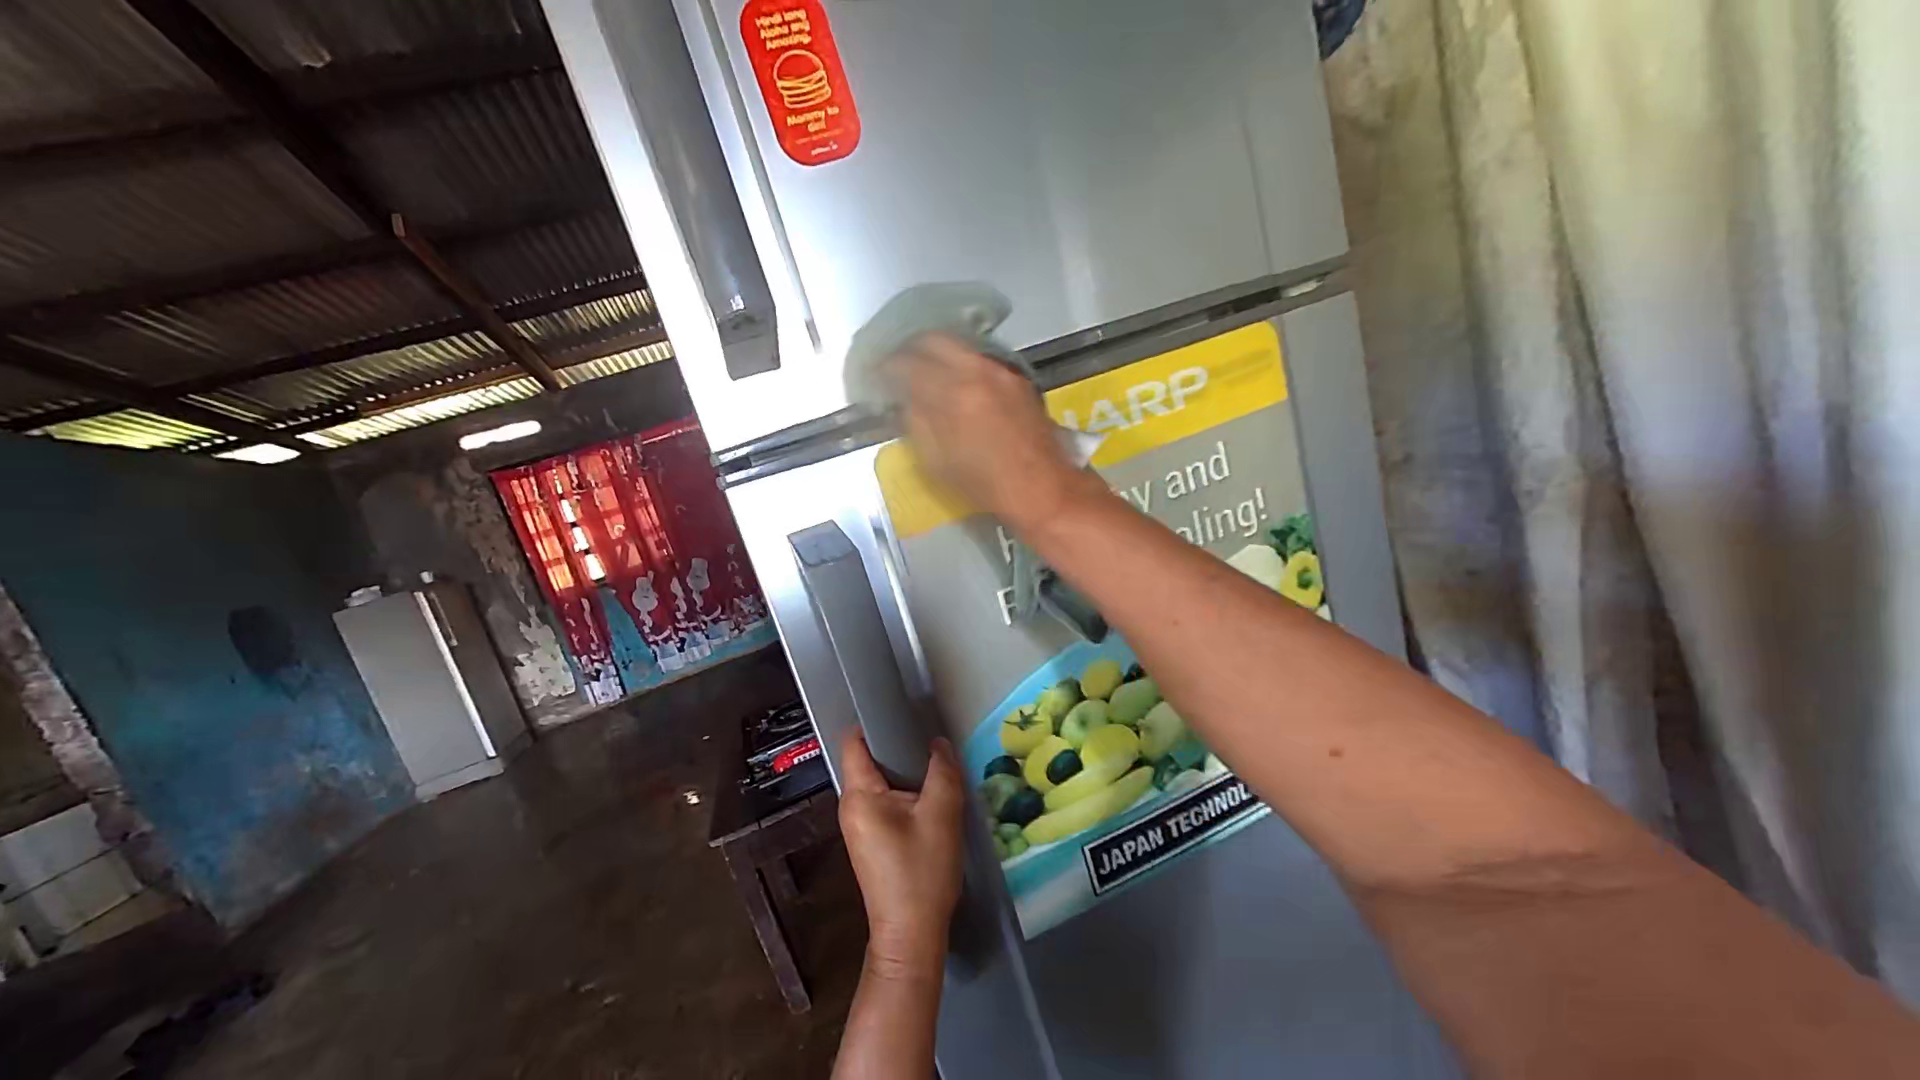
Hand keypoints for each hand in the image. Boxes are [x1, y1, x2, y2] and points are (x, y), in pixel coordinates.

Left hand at [838, 733, 964, 977]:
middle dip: (898, 749)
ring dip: (906, 774)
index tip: (904, 712)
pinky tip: (929, 799)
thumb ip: (942, 771)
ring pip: (881, 783)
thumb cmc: (922, 873)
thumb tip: (938, 744)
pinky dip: (905, 795)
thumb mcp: (942, 815)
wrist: (911, 935)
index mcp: (858, 795)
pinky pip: (885, 803)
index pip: (854, 742)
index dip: (875, 722)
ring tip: (935, 768)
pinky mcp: (871, 840)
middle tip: (931, 743)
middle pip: (869, 761)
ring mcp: (858, 826)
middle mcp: (850, 807)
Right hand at [883, 334, 1100, 533]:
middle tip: (898, 364)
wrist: (1043, 488)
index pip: (905, 364)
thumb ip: (914, 422)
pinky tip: (956, 383)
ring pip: (959, 345)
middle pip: (933, 339)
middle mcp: (977, 372)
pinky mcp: (1017, 379)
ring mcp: (1000, 372)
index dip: (884, 368)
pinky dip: (961, 363)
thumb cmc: (986, 486)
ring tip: (924, 372)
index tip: (875, 374)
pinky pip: (979, 359)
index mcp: (952, 394)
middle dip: (910, 348)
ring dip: (937, 353)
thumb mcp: (936, 462)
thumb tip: (902, 398)